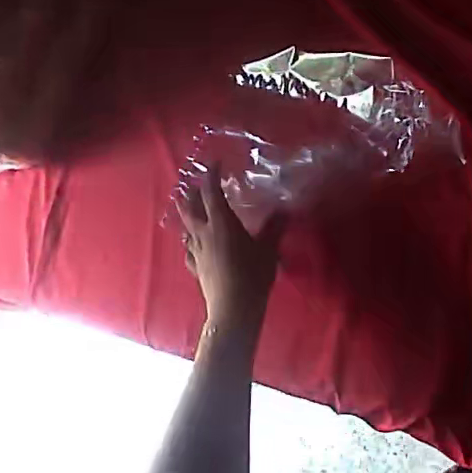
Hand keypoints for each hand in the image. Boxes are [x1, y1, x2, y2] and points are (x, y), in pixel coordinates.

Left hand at [174, 167, 286, 329]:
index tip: (215, 164)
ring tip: (192, 210)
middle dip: (193, 194)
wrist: (234, 309)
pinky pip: (189, 250)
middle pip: (191, 208)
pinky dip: (190, 242)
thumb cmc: (252, 275)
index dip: (212, 176)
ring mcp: (196, 252)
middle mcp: (204, 233)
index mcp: (221, 223)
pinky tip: (193, 245)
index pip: (212, 193)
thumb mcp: (269, 249)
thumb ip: (274, 228)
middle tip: (197, 185)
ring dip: (189, 215)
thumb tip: (284, 210)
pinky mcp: (196, 268)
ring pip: (187, 228)